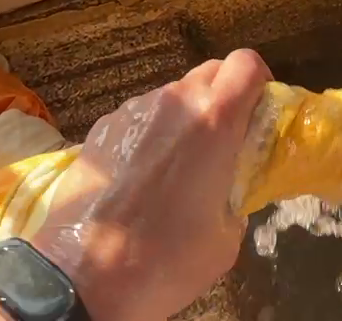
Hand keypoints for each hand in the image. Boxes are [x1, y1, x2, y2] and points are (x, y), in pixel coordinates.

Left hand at [25, 49, 271, 320]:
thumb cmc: (165, 260)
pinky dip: (151, 134)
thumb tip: (233, 178)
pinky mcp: (104, 123)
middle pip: (212, 72)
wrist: (82, 278)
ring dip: (186, 118)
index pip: (248, 63)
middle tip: (224, 142)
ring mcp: (135, 108)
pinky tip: (138, 178)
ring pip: (175, 95)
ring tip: (175, 168)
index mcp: (215, 118)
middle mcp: (176, 100)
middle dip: (225, 97)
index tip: (258, 113)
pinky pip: (141, 116)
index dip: (259, 82)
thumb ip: (239, 189)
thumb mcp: (226, 236)